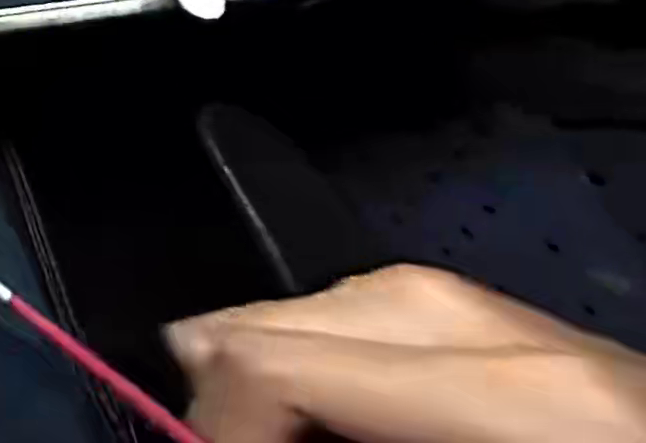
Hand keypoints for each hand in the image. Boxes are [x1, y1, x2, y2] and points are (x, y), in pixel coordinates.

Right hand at [168, 264, 645, 442]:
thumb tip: (227, 434)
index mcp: (516, 396)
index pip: (269, 365)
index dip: (215, 423)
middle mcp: (473, 318)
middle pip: (262, 322)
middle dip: (229, 393)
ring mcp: (480, 302)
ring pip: (290, 308)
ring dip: (267, 374)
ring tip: (279, 431)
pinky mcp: (482, 309)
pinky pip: (341, 314)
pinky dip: (314, 364)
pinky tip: (339, 410)